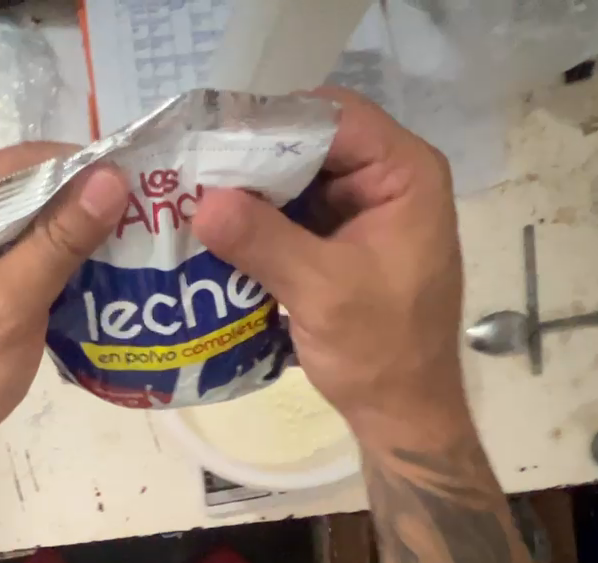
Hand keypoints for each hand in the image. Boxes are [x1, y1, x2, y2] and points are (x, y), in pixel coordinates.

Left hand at [0, 144, 129, 463]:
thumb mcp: (13, 302)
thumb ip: (59, 240)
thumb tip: (112, 179)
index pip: (17, 165)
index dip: (77, 168)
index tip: (136, 180)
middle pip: (23, 188)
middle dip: (79, 200)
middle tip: (143, 209)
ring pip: (28, 219)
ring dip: (74, 229)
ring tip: (131, 234)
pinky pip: (24, 249)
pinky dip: (58, 256)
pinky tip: (97, 264)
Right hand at [192, 87, 467, 455]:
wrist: (398, 410)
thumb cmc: (379, 350)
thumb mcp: (322, 292)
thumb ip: (265, 242)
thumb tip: (203, 202)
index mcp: (404, 176)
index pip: (336, 118)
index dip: (276, 123)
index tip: (214, 142)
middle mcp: (384, 183)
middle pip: (312, 147)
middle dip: (254, 161)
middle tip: (193, 172)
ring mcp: (359, 216)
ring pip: (296, 184)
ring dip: (250, 195)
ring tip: (193, 199)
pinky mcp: (336, 247)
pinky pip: (291, 221)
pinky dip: (257, 226)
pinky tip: (215, 234)